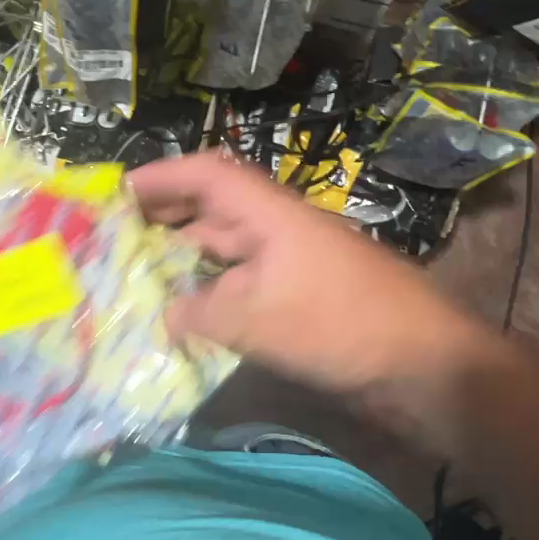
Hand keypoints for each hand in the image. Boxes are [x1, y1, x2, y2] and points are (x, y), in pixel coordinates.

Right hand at [128, 152, 503, 405]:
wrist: (424, 364)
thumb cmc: (339, 325)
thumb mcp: (254, 318)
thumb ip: (198, 313)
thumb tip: (166, 314)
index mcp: (270, 214)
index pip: (207, 175)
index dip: (160, 177)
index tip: (114, 194)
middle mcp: (279, 230)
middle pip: (214, 210)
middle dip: (164, 220)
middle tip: (115, 241)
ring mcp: (293, 266)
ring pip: (228, 252)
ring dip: (186, 262)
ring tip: (138, 280)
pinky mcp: (303, 301)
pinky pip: (245, 287)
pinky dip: (214, 297)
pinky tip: (187, 320)